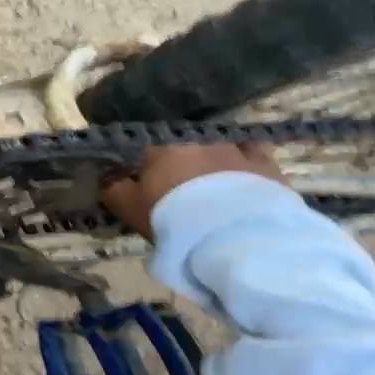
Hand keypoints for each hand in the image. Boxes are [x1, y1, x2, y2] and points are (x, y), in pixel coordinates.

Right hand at [102, 144, 285, 238]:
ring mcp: (236, 150)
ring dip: (211, 154)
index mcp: (161, 146)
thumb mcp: (126, 205)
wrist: (235, 235)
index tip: (136, 169)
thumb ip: (112, 186)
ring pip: (218, 143)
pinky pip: (253, 153)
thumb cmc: (170, 216)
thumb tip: (106, 174)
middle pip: (183, 141)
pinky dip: (244, 158)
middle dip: (178, 153)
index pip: (143, 142)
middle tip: (173, 173)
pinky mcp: (268, 165)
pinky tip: (241, 169)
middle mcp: (199, 140)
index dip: (139, 156)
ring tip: (208, 172)